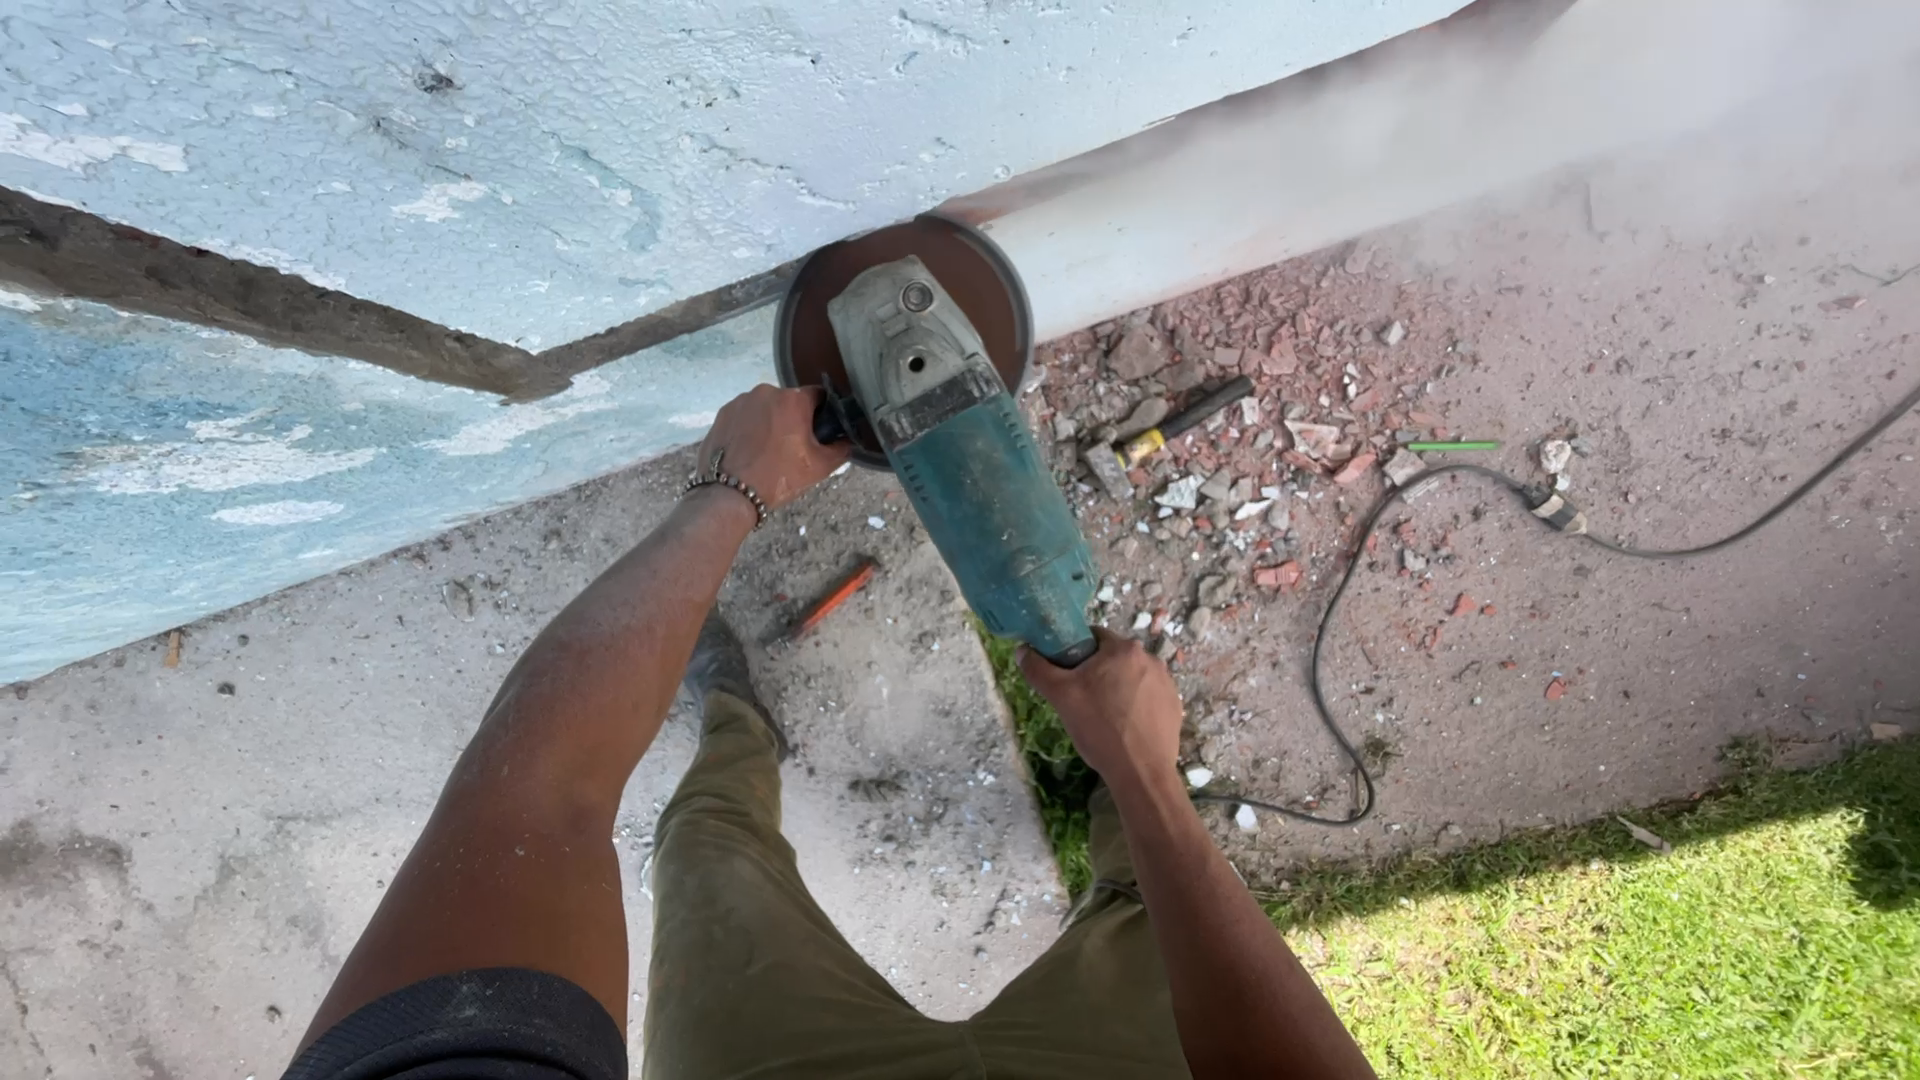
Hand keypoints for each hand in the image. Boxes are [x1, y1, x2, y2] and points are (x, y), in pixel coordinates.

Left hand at [696, 385, 850, 510]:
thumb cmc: (779, 477)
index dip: (824, 412)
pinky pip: (745, 415)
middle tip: (795, 447)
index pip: (819, 395)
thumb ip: (841, 448)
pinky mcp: (723, 413)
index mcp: (793, 399)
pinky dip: (751, 428)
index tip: (822, 431)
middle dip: (795, 419)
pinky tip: (750, 449)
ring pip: (766, 408)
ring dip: (771, 422)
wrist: (729, 494)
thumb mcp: (820, 467)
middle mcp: (766, 391)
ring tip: (769, 450)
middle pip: (790, 401)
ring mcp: (741, 401)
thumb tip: (847, 440)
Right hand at [1018, 628, 1182, 793]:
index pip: (1093, 636)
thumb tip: (1022, 650)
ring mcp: (1167, 682)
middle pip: (1114, 657)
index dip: (1076, 652)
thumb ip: (1038, 669)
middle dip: (1097, 672)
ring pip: (1132, 676)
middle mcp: (1150, 658)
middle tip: (1082, 698)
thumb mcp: (1061, 696)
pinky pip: (1148, 695)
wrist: (1141, 773)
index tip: (1068, 674)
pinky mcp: (1175, 705)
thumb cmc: (1100, 728)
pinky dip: (1136, 704)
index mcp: (1123, 649)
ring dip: (1118, 687)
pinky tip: (1125, 726)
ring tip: (1104, 716)